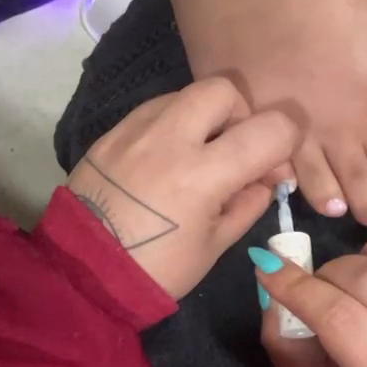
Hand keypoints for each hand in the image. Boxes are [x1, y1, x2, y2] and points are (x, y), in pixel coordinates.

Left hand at [68, 78, 299, 299]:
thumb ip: (247, 204)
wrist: (81, 276)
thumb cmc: (154, 271)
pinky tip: (159, 162)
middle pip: (221, 90)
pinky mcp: (105, 139)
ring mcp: (131, 134)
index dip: (285, 145)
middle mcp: (167, 140)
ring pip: (180, 96)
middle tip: (231, 150)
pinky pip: (146, 114)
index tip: (271, 170)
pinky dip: (164, 128)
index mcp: (202, 173)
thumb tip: (264, 179)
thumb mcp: (213, 247)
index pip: (270, 128)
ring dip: (198, 118)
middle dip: (238, 115)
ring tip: (192, 157)